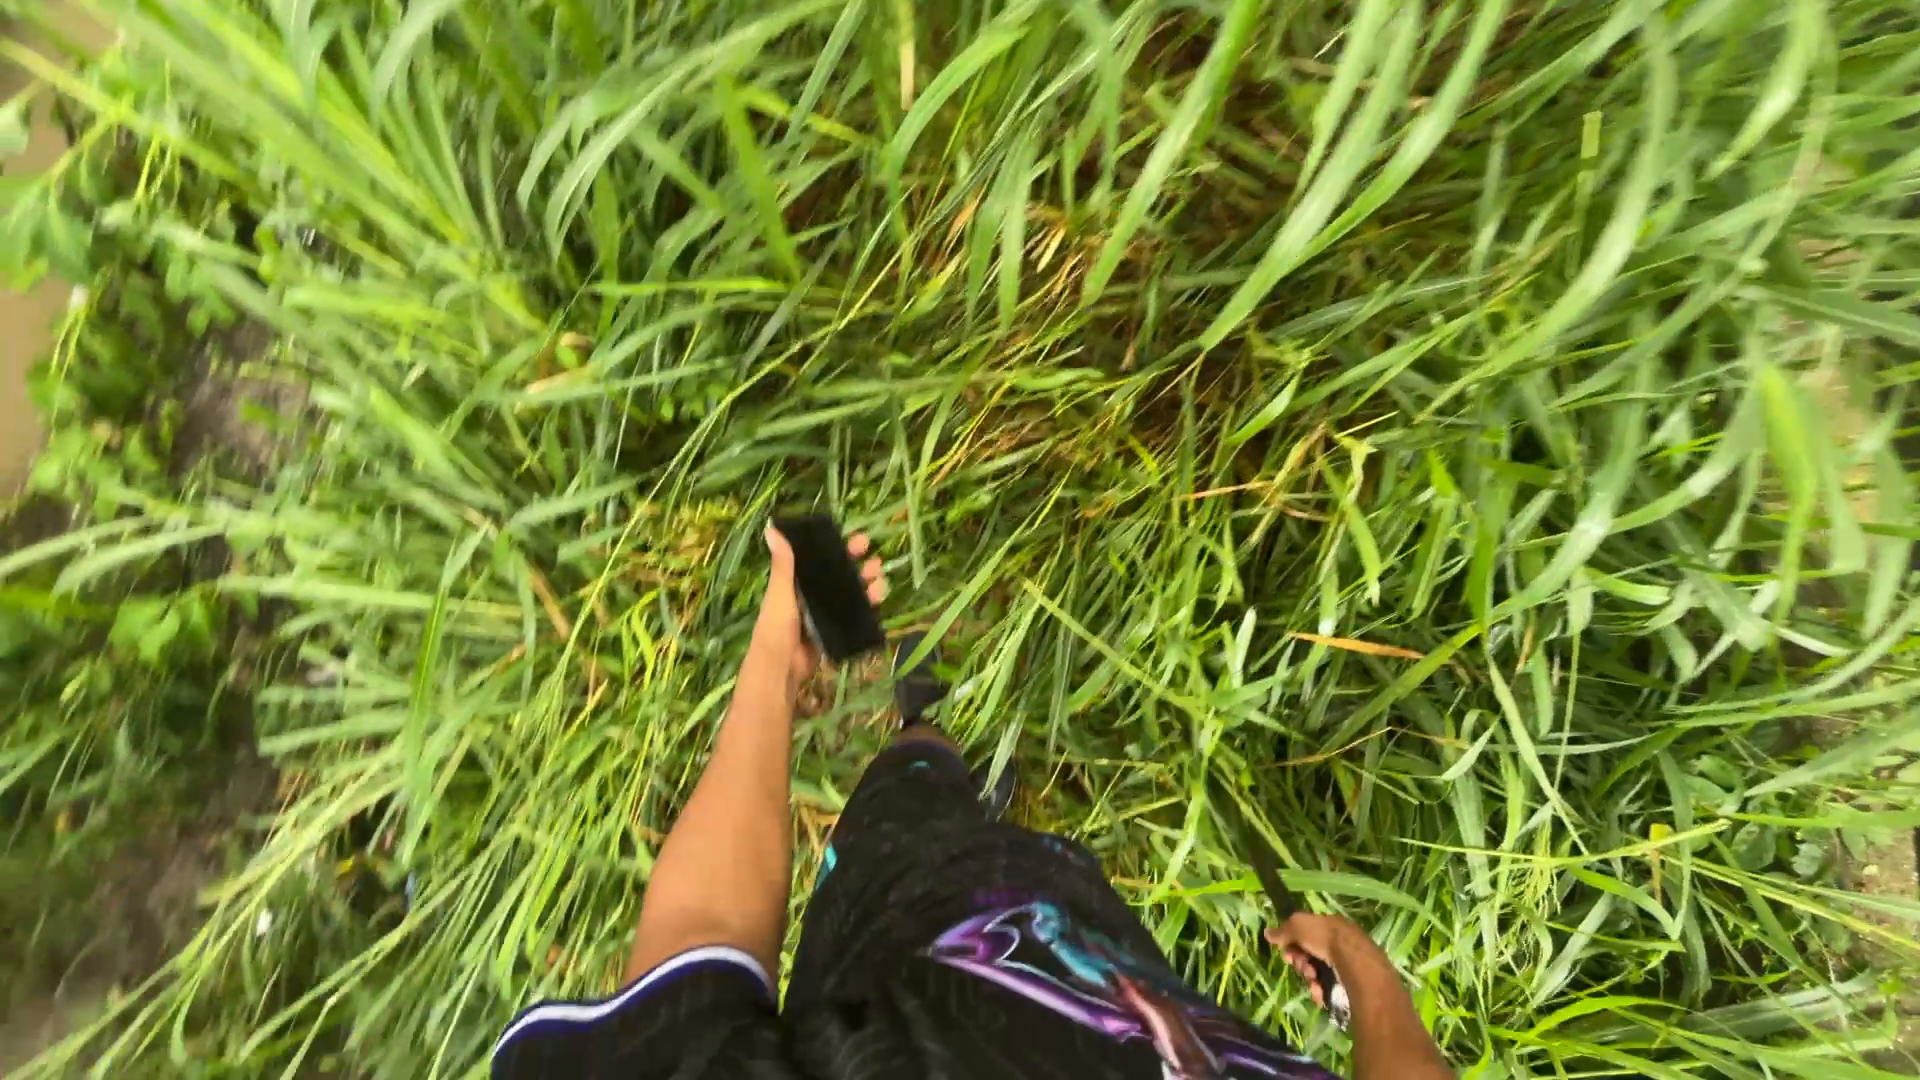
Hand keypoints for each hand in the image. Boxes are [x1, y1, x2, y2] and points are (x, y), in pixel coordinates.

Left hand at [759, 526, 886, 688]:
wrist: (782, 667)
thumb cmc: (777, 625)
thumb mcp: (780, 591)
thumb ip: (783, 564)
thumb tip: (771, 528)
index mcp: (796, 583)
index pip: (821, 561)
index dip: (839, 550)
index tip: (859, 541)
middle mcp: (811, 596)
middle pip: (840, 577)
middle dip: (859, 568)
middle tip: (876, 562)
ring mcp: (824, 614)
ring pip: (850, 595)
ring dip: (867, 587)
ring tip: (881, 582)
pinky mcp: (834, 631)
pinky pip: (853, 616)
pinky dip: (866, 608)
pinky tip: (878, 601)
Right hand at [1264, 913, 1381, 1008]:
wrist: (1356, 963)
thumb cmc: (1325, 938)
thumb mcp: (1298, 926)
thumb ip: (1282, 931)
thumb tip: (1267, 933)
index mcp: (1329, 926)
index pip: (1305, 934)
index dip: (1292, 943)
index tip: (1287, 952)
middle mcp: (1338, 944)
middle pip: (1310, 955)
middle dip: (1301, 962)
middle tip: (1301, 966)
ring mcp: (1346, 965)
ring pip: (1318, 973)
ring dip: (1310, 978)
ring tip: (1313, 981)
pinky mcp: (1351, 985)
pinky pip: (1330, 988)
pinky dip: (1321, 991)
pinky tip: (1320, 992)